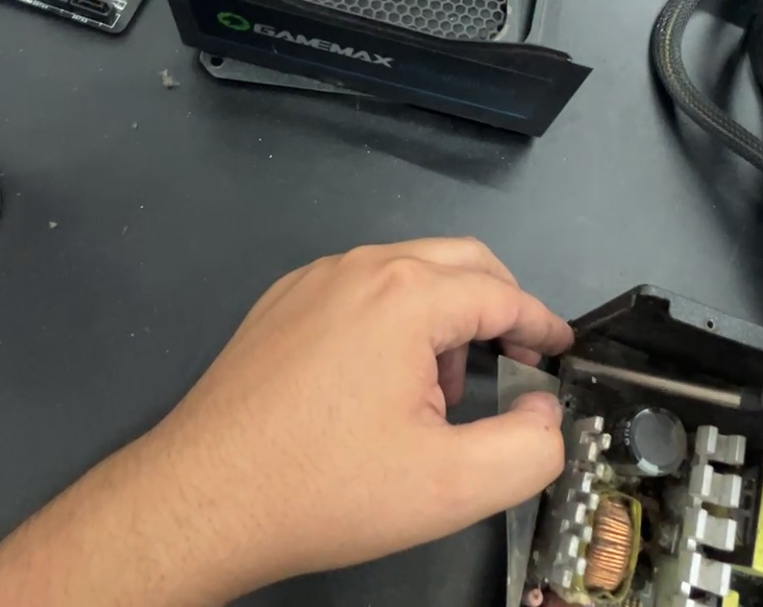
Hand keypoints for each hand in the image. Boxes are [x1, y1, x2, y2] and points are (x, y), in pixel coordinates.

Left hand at [0, 238, 572, 606]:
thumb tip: (546, 408)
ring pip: (412, 270)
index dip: (542, 323)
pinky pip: (363, 285)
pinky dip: (396, 315)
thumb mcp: (451, 487)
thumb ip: (529, 447)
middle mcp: (365, 265)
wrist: (201, 499)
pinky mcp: (285, 296)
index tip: (562, 351)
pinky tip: (377, 379)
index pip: (502, 293)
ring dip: (446, 314)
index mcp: (410, 295)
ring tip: (437, 389)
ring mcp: (318, 275)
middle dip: (500, 306)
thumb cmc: (329, 488)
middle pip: (463, 262)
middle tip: (514, 361)